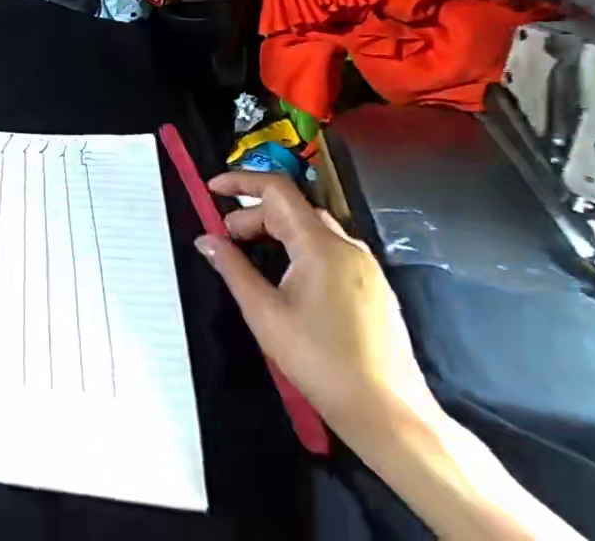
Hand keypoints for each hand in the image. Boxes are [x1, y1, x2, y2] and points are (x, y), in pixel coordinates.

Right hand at [193, 171, 437, 440]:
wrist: (388, 412)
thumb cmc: (321, 362)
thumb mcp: (266, 315)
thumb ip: (233, 270)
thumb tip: (206, 240)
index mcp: (320, 244)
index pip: (277, 190)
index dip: (241, 181)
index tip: (213, 188)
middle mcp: (346, 244)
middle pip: (292, 211)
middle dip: (253, 217)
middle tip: (225, 242)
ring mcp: (364, 264)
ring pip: (311, 230)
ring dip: (276, 233)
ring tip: (250, 260)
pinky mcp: (372, 285)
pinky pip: (329, 251)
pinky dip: (299, 250)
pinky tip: (287, 280)